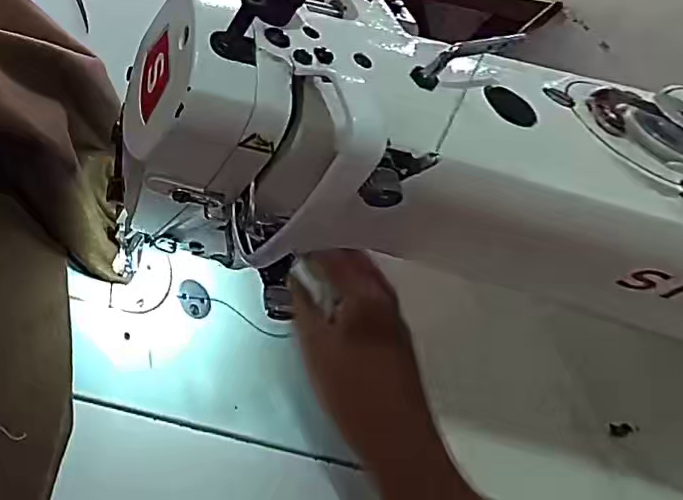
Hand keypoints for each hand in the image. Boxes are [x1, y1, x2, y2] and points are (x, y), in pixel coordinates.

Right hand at [289, 251, 480, 499]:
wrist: (398, 446)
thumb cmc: (357, 396)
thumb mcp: (313, 343)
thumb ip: (300, 301)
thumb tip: (292, 277)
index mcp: (367, 295)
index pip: (333, 253)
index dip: (305, 241)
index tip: (284, 236)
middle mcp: (386, 302)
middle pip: (353, 261)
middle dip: (324, 250)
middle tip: (295, 245)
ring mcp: (394, 320)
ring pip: (362, 278)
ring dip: (337, 269)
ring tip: (307, 267)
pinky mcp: (395, 338)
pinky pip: (367, 296)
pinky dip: (347, 288)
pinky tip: (329, 297)